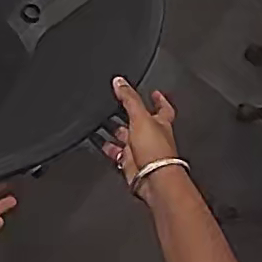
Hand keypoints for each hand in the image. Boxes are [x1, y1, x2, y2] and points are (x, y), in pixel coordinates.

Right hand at [100, 76, 180, 200]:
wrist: (154, 179)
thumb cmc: (157, 151)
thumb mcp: (141, 117)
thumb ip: (129, 98)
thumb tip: (120, 82)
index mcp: (160, 122)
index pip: (162, 107)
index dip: (159, 99)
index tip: (154, 92)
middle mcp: (151, 136)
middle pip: (138, 121)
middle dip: (127, 114)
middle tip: (116, 105)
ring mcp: (140, 150)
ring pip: (125, 137)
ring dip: (114, 130)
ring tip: (101, 121)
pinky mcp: (129, 163)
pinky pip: (116, 152)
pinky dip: (107, 147)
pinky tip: (99, 141)